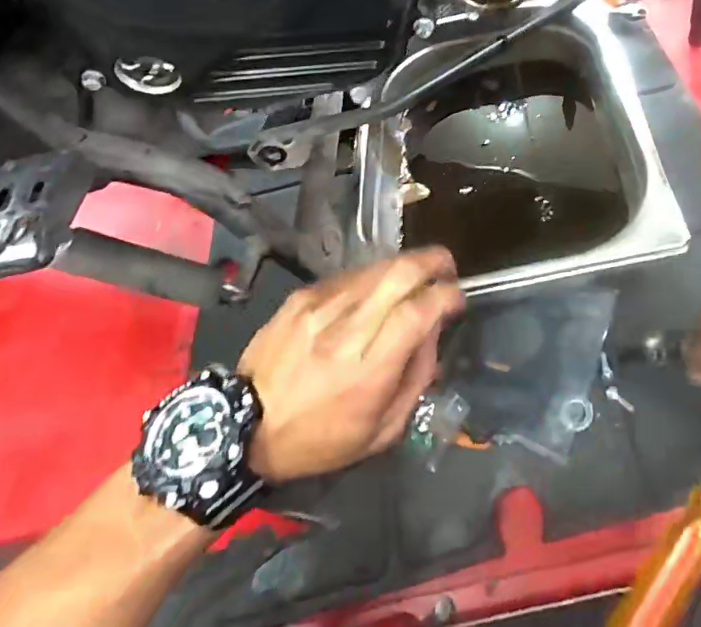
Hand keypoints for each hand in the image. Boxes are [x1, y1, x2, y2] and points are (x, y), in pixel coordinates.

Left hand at [237, 248, 465, 482]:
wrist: (242, 427)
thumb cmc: (319, 439)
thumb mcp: (381, 431)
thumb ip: (417, 378)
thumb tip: (434, 331)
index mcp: (369, 369)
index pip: (418, 311)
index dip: (446, 295)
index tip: (458, 297)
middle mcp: (346, 329)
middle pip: (399, 272)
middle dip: (432, 261)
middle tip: (446, 266)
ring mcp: (320, 306)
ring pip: (376, 267)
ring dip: (403, 267)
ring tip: (412, 279)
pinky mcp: (301, 297)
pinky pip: (349, 276)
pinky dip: (370, 279)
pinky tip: (372, 292)